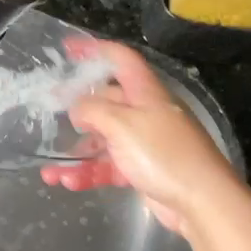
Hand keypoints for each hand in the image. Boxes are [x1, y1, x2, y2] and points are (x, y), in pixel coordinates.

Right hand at [40, 38, 241, 234]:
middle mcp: (145, 113)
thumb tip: (76, 108)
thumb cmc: (164, 153)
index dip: (95, 49)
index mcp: (145, 92)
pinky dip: (88, 173)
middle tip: (47, 113)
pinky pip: (108, 166)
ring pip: (102, 140)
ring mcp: (144, 143)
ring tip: (50, 171)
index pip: (120, 59)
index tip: (67, 48)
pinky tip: (66, 182)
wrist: (203, 202)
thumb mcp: (121, 123)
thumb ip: (92, 109)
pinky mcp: (142, 170)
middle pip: (106, 102)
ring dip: (76, 153)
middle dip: (76, 110)